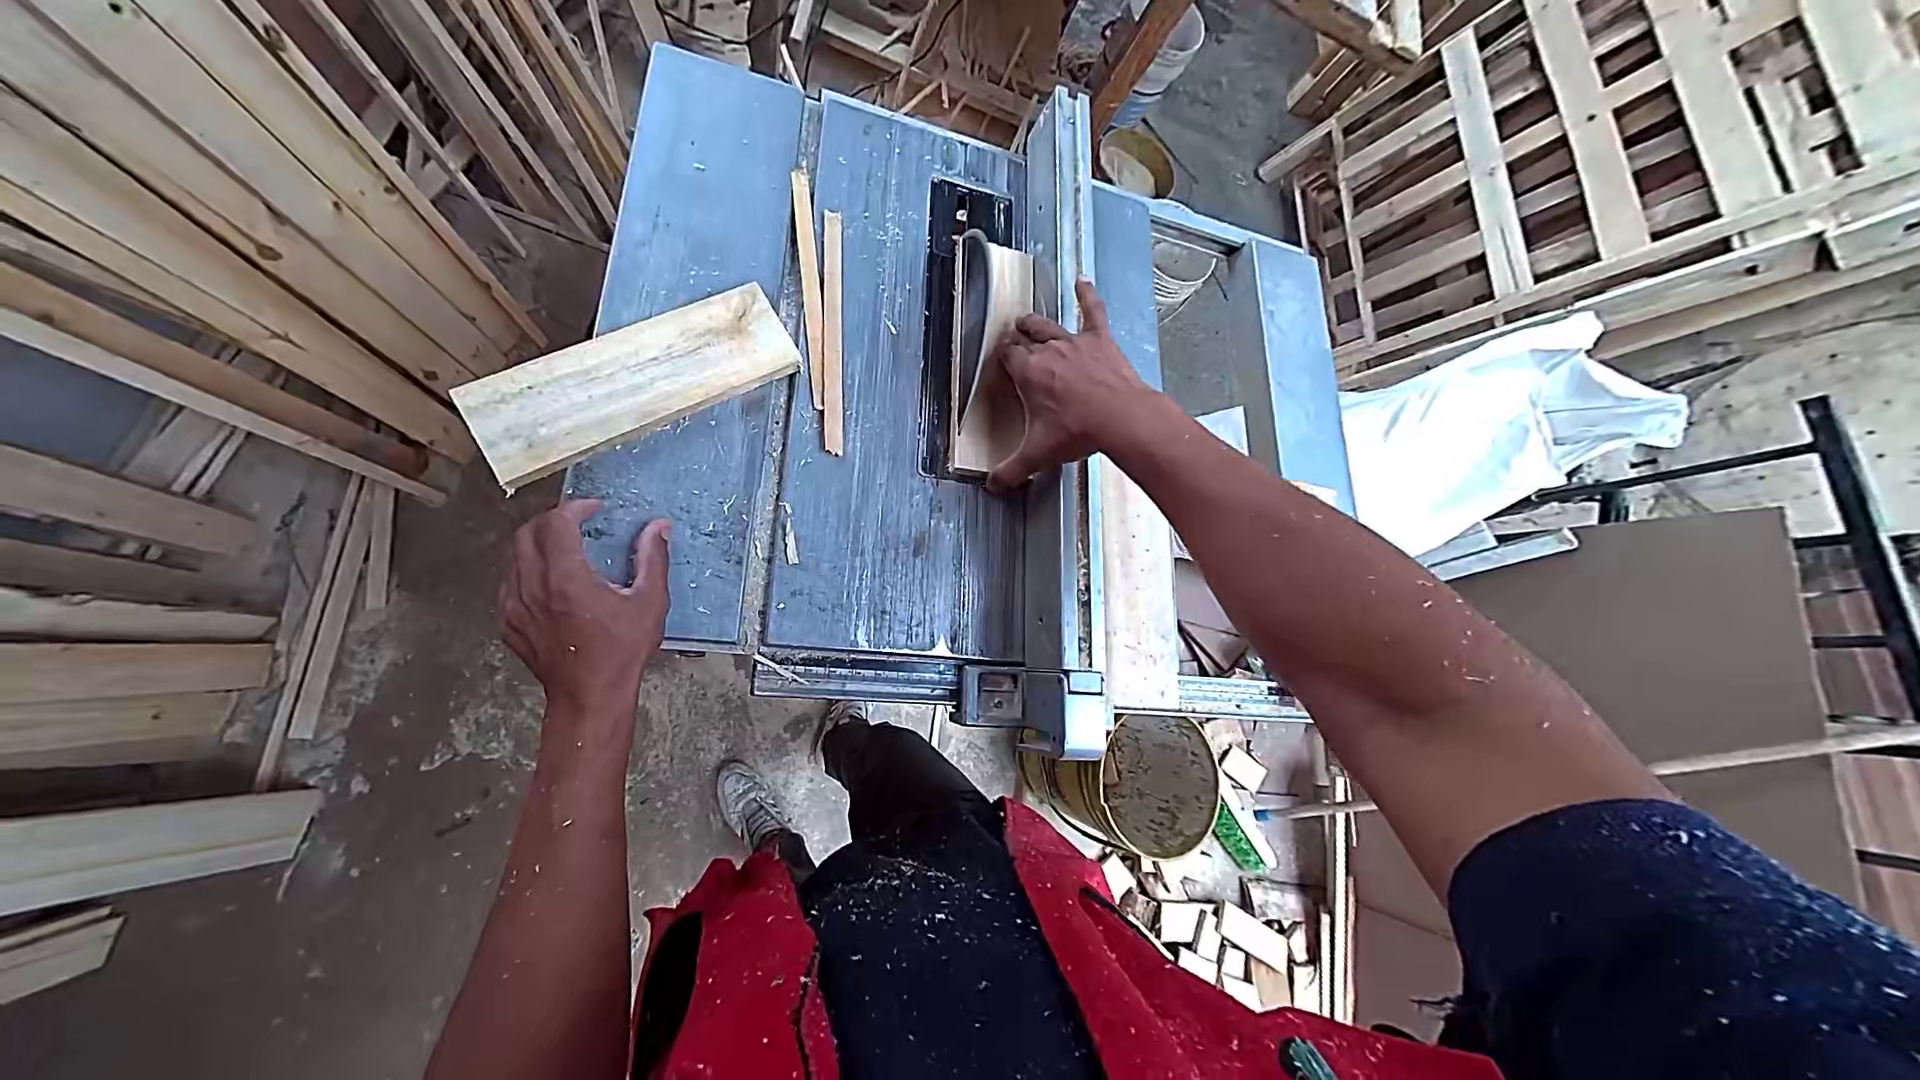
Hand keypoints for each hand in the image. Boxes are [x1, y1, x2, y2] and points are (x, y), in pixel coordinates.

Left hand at [499, 499, 671, 719]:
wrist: (589, 695)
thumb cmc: (622, 651)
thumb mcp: (649, 602)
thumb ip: (652, 559)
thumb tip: (659, 528)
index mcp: (565, 578)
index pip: (556, 524)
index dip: (575, 508)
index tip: (594, 509)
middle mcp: (532, 587)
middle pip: (526, 534)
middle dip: (552, 520)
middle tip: (579, 522)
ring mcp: (515, 606)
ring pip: (514, 558)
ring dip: (538, 544)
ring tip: (567, 550)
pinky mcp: (509, 623)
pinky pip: (510, 583)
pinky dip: (528, 570)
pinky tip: (553, 582)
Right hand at [986, 279, 1162, 492]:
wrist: (1121, 418)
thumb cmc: (1081, 431)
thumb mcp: (1039, 454)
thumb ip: (1012, 470)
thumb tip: (994, 485)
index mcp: (1029, 373)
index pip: (1007, 356)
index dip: (1002, 357)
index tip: (1001, 361)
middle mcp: (1049, 352)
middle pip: (1025, 336)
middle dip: (1016, 337)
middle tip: (1013, 339)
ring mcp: (1075, 343)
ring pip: (1049, 324)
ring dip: (1036, 322)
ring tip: (1028, 320)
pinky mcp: (1100, 341)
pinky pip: (1092, 311)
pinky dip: (1087, 295)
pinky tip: (1083, 282)